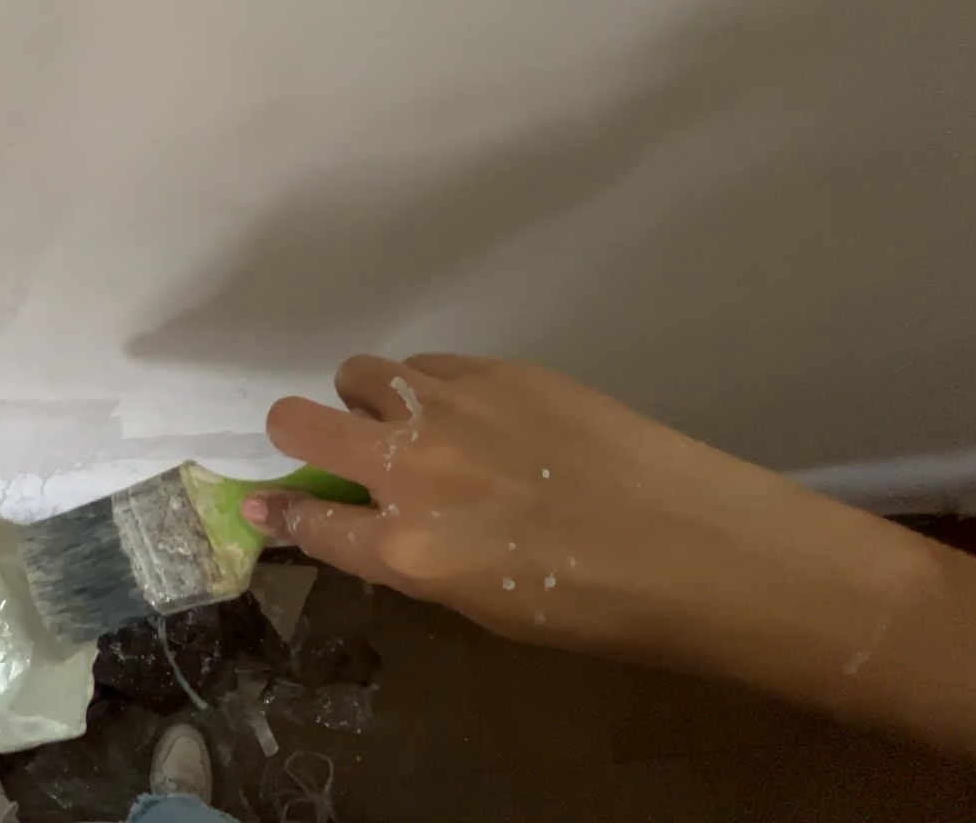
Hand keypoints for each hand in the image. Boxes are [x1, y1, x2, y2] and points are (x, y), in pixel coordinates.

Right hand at [242, 355, 938, 669]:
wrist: (714, 551)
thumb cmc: (594, 607)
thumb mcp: (475, 602)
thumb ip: (396, 554)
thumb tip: (341, 515)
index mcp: (408, 547)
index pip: (308, 517)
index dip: (276, 508)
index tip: (261, 500)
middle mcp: (412, 469)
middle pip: (296, 420)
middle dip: (293, 429)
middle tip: (330, 442)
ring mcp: (450, 410)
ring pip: (359, 374)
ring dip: (368, 401)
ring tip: (417, 423)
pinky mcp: (495, 371)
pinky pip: (426, 367)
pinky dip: (430, 390)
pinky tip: (481, 416)